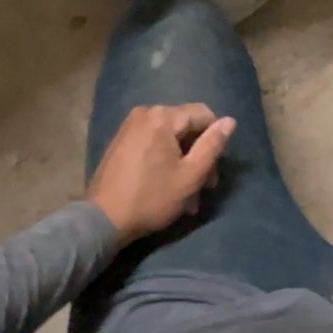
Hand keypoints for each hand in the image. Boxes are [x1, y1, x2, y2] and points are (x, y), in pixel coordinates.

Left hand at [86, 104, 236, 244]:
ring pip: (170, 137)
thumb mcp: (190, 175)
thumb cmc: (151, 198)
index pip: (203, 114)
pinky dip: (165, 159)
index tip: (213, 172)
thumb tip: (230, 121)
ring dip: (183, 161)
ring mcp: (130, 126)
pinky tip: (167, 185)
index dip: (215, 139)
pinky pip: (153, 142)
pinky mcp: (122, 140)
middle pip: (186, 126)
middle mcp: (146, 113)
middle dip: (198, 155)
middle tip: (203, 188)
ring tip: (186, 195)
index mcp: (163, 116)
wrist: (103, 220)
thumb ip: (212, 146)